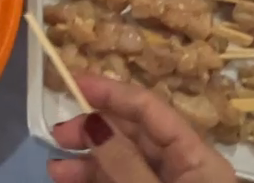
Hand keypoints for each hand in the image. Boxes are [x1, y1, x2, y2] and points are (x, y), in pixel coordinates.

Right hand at [48, 76, 235, 182]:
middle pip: (132, 134)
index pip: (148, 108)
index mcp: (198, 158)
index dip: (110, 91)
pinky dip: (97, 181)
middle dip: (92, 131)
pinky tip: (71, 182)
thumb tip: (93, 120)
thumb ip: (124, 163)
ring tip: (55, 169)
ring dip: (87, 162)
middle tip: (58, 135)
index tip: (71, 81)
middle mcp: (185, 170)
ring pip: (123, 163)